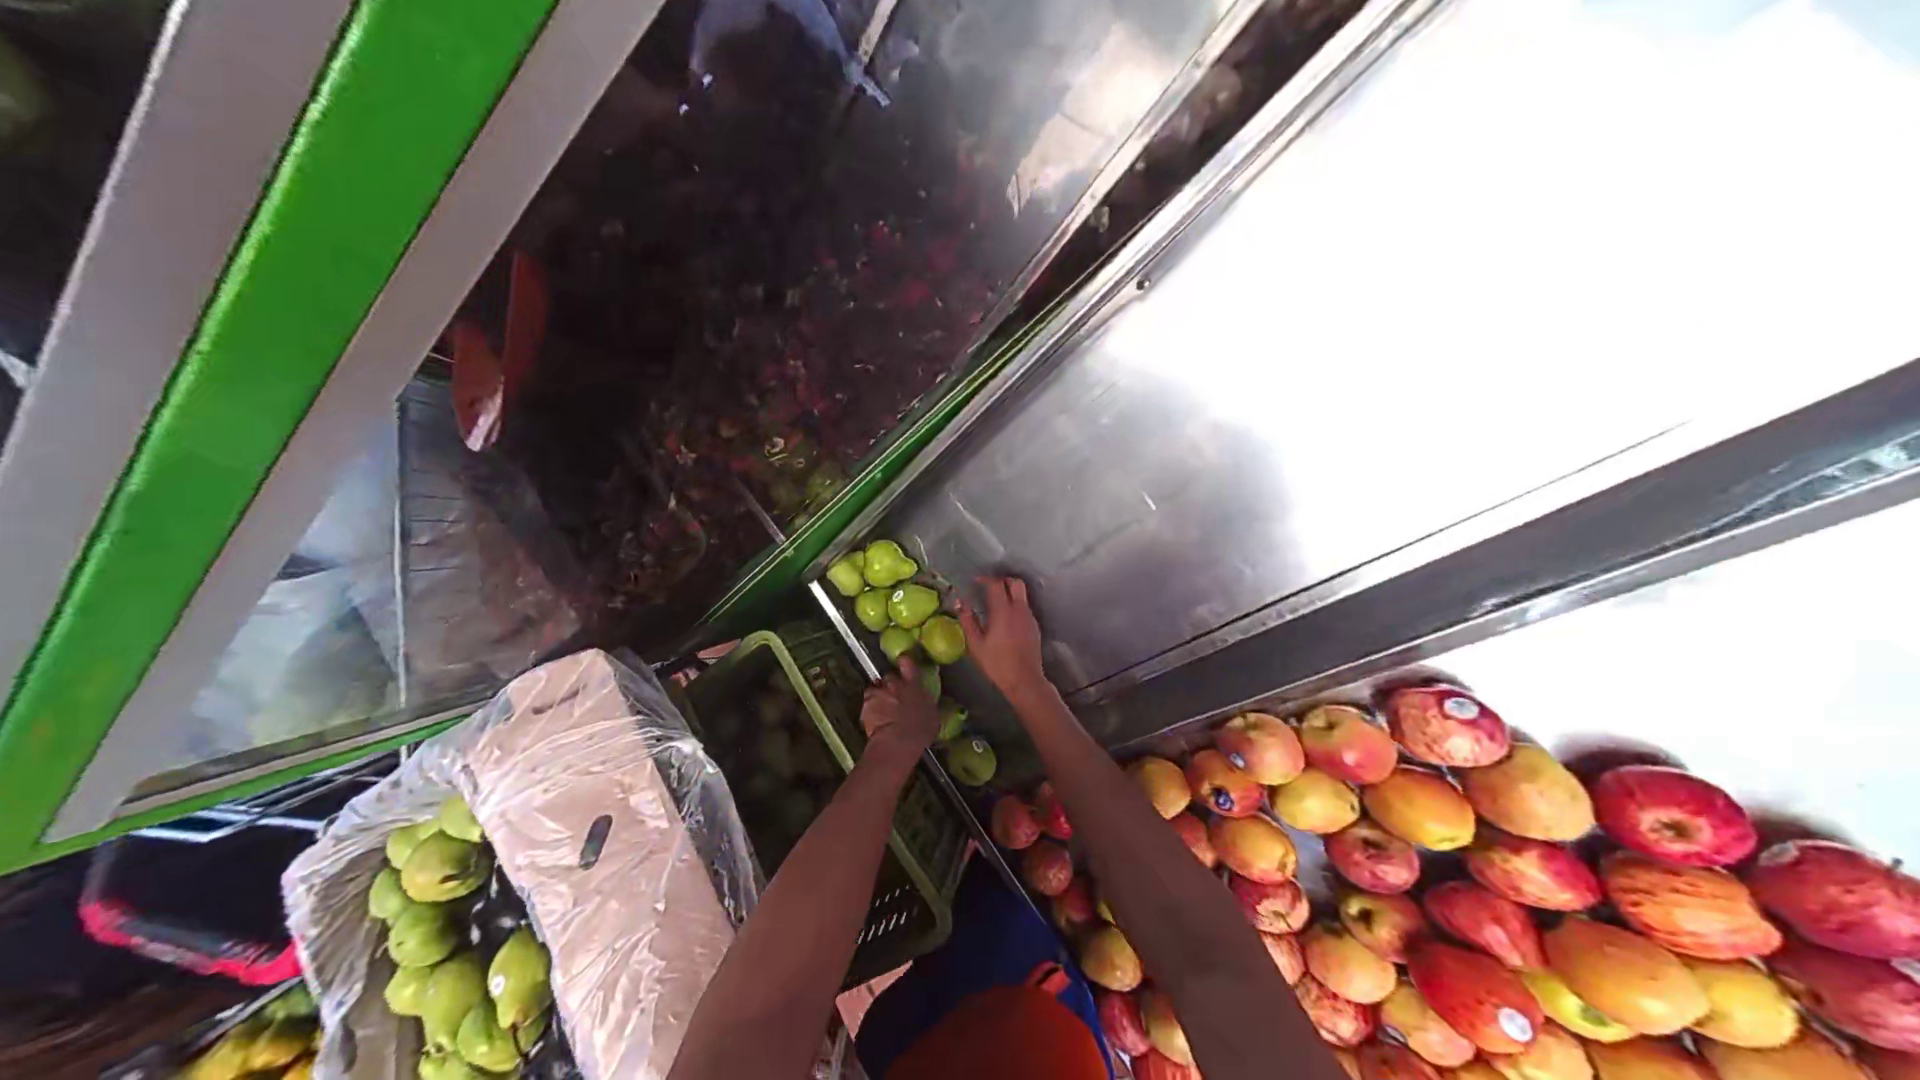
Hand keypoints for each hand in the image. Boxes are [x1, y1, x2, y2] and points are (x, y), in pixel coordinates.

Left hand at [860, 655, 939, 761]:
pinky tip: (873, 717)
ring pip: (876, 688)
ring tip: (881, 708)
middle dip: (890, 684)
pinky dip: (869, 706)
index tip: (903, 663)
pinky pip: (867, 700)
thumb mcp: (932, 716)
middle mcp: (896, 684)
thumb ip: (927, 705)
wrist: (898, 741)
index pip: (908, 663)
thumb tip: (926, 704)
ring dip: (878, 695)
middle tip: (893, 696)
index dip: (904, 662)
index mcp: (914, 685)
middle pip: (889, 676)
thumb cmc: (920, 731)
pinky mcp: (867, 702)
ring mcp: (880, 691)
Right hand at [955, 576, 1048, 698]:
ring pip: (1022, 595)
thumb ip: (967, 620)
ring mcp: (1029, 617)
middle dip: (1003, 580)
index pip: (996, 584)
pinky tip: (1006, 619)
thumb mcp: (976, 644)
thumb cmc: (996, 663)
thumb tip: (960, 602)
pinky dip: (1015, 605)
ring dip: (1010, 592)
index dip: (985, 579)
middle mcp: (1019, 610)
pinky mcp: (1035, 626)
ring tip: (996, 603)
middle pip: (1015, 582)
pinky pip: (1025, 608)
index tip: (976, 582)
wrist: (1024, 680)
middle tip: (990, 587)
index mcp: (1003, 611)